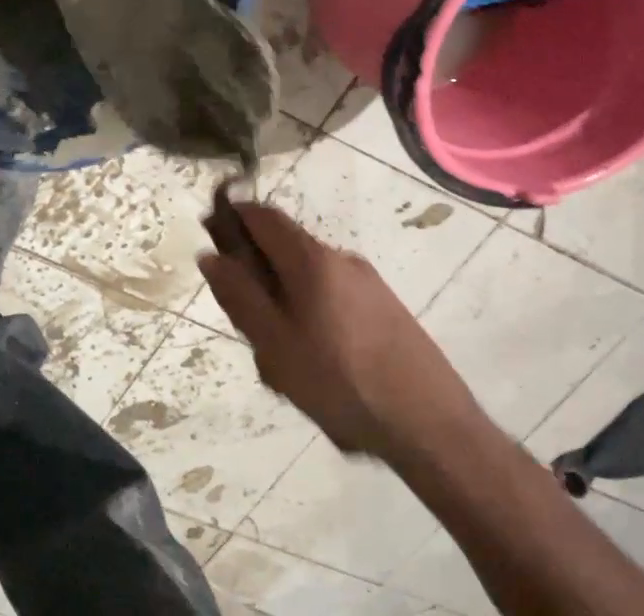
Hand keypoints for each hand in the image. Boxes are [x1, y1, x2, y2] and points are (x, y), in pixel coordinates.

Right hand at [200, 202, 488, 461]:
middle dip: (256, 278)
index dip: (231, 219)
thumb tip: (211, 255)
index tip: (212, 244)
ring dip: (283, 306)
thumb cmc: (340, 382)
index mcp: (312, 260)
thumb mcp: (273, 343)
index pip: (262, 215)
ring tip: (282, 360)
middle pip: (282, 251)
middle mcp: (342, 260)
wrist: (432, 428)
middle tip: (248, 327)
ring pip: (306, 281)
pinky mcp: (386, 311)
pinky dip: (310, 319)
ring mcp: (369, 285)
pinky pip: (331, 300)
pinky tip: (316, 366)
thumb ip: (238, 295)